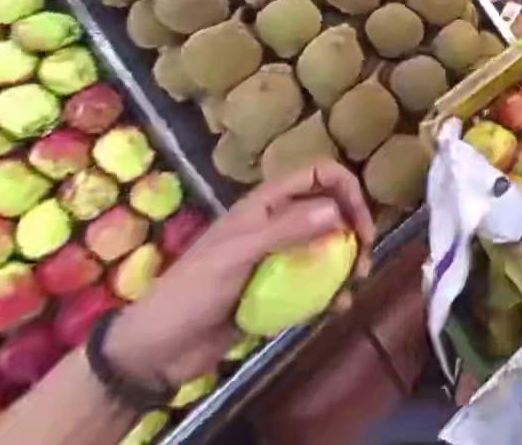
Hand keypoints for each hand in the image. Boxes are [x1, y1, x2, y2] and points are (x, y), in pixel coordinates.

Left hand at [105, 161, 376, 390]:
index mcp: (269, 201)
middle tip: (364, 258)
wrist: (158, 348)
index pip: (320, 174)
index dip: (347, 189)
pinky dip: (333, 290)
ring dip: (347, 261)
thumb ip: (287, 229)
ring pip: (329, 244)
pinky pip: (317, 280)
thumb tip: (337, 209)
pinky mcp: (281, 288)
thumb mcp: (240, 254)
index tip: (360, 223)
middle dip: (354, 227)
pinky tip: (338, 308)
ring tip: (354, 286)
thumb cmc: (194, 289)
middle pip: (331, 207)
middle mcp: (280, 220)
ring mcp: (281, 254)